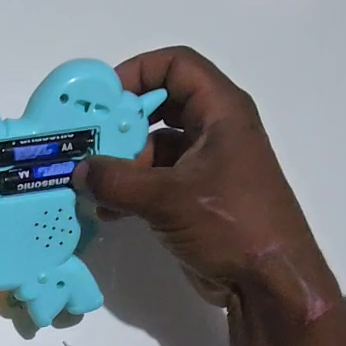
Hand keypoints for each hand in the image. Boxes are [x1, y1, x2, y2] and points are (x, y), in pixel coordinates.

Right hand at [74, 47, 337, 319]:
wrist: (265, 279)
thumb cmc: (230, 224)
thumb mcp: (168, 198)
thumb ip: (118, 182)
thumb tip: (80, 171)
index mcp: (221, 113)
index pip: (177, 67)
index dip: (138, 72)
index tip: (101, 98)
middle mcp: (213, 132)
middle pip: (161, 107)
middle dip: (122, 123)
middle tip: (87, 141)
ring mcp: (204, 168)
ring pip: (154, 149)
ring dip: (121, 164)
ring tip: (90, 184)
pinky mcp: (194, 200)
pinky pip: (154, 183)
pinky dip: (129, 191)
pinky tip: (105, 210)